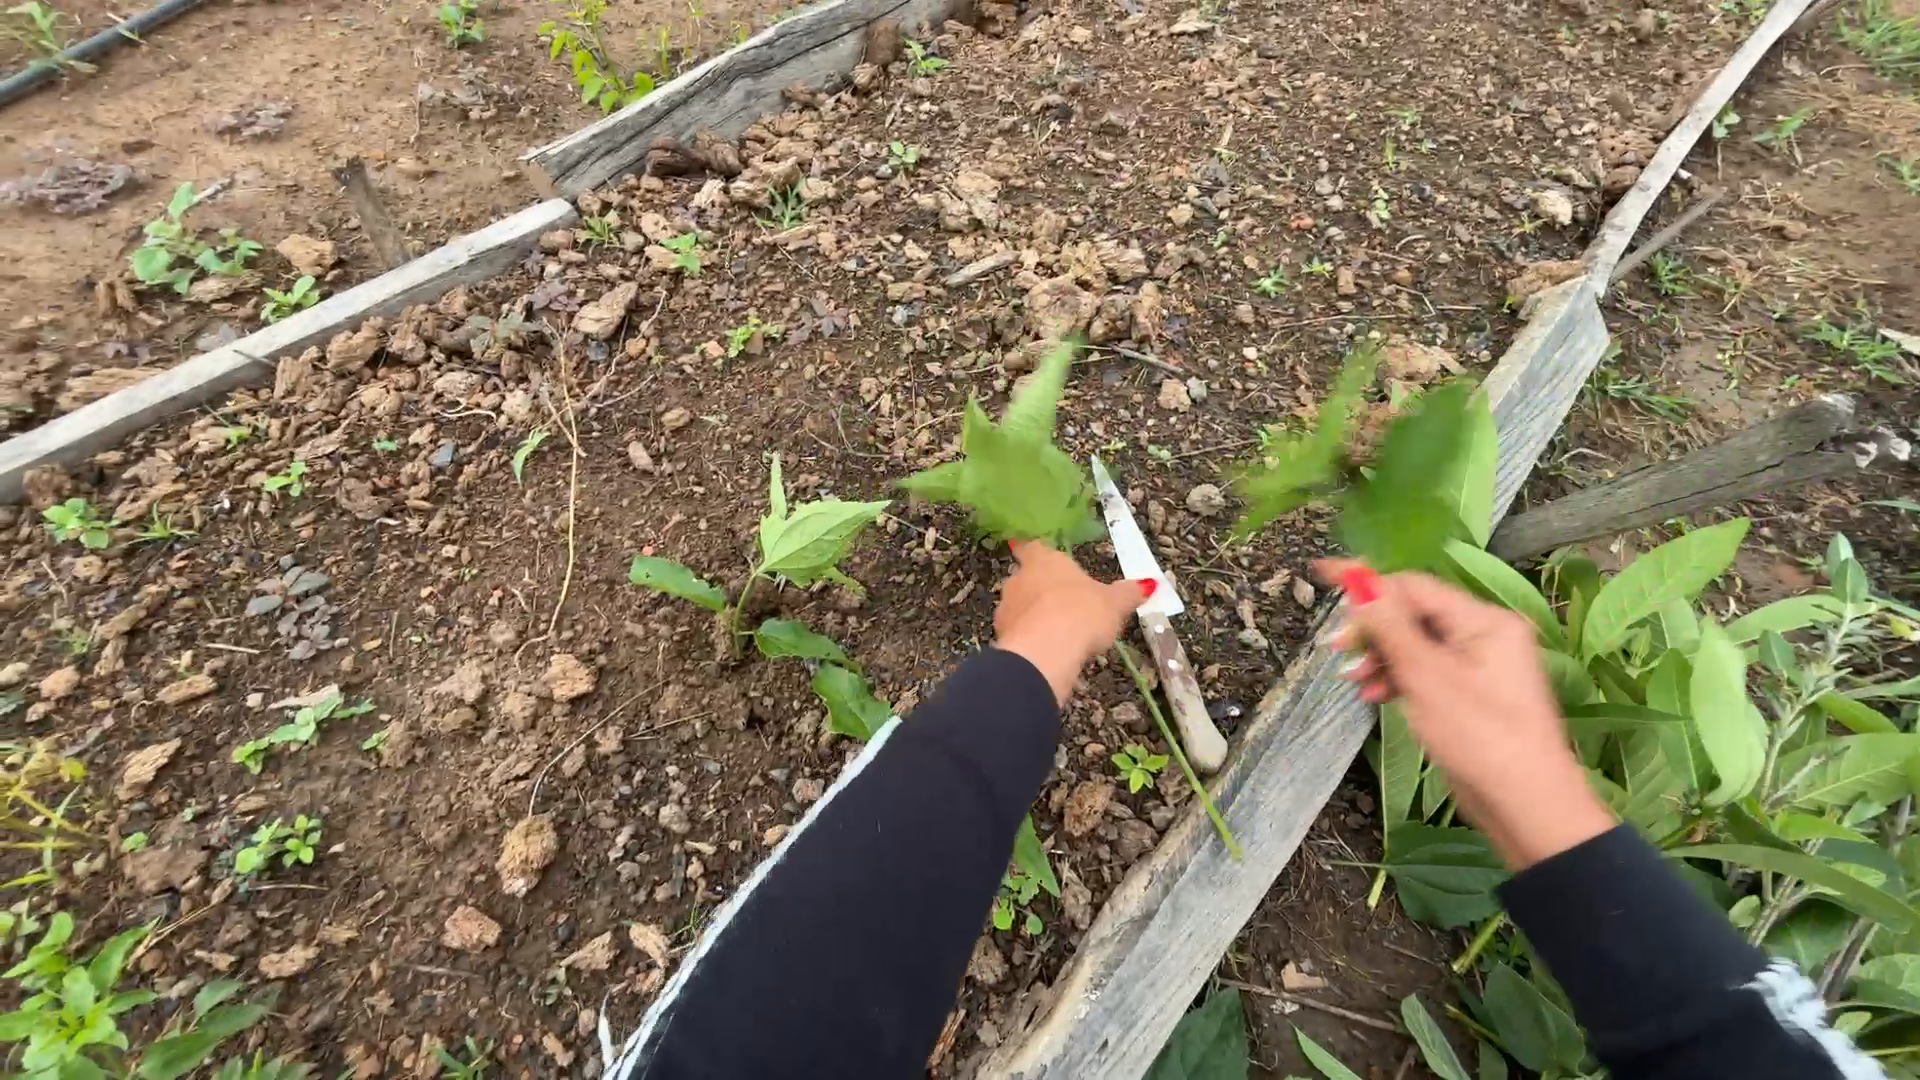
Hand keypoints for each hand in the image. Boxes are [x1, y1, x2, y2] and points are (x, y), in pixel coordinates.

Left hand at [995, 541, 1151, 705]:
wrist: (1046, 649)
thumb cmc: (1082, 613)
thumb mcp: (1114, 603)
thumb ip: (1128, 593)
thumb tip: (1148, 584)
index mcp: (1045, 560)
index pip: (1033, 547)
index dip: (1036, 553)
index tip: (1040, 557)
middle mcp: (1019, 578)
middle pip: (1024, 578)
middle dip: (1039, 589)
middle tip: (1061, 603)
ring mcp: (1006, 607)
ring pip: (1018, 606)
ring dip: (1032, 616)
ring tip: (1055, 633)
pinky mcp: (1001, 634)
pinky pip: (1016, 633)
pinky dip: (1028, 639)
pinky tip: (1045, 652)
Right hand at [1316, 559, 1614, 869]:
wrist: (1525, 805)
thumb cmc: (1479, 736)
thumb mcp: (1426, 676)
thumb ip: (1390, 626)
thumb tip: (1360, 583)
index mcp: (1483, 621)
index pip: (1413, 586)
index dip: (1366, 582)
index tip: (1324, 575)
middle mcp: (1482, 634)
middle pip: (1410, 614)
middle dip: (1371, 630)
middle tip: (1338, 649)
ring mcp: (1475, 663)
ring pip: (1411, 643)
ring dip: (1378, 657)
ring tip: (1355, 680)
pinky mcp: (1465, 690)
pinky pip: (1421, 669)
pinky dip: (1394, 677)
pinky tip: (1374, 694)